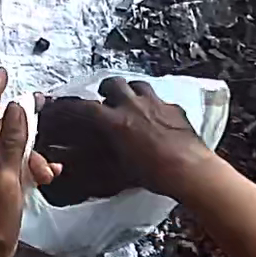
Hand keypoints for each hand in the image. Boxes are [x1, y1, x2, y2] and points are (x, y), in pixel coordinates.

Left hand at [0, 69, 56, 256]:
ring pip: (14, 148)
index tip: (2, 71)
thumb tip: (17, 106)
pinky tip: (48, 176)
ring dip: (33, 153)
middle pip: (2, 126)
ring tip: (49, 171)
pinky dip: (32, 167)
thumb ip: (12, 144)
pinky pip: (17, 166)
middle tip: (42, 105)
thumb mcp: (7, 180)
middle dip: (23, 117)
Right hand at [36, 78, 220, 199]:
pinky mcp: (175, 108)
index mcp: (115, 121)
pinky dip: (153, 104)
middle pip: (113, 83)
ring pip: (137, 84)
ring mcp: (156, 103)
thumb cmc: (152, 173)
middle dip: (106, 88)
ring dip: (130, 91)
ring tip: (130, 101)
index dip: (71, 106)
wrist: (191, 171)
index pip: (85, 107)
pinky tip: (155, 116)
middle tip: (105, 99)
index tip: (63, 107)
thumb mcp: (120, 165)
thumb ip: (107, 150)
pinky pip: (159, 99)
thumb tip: (97, 150)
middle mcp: (133, 105)